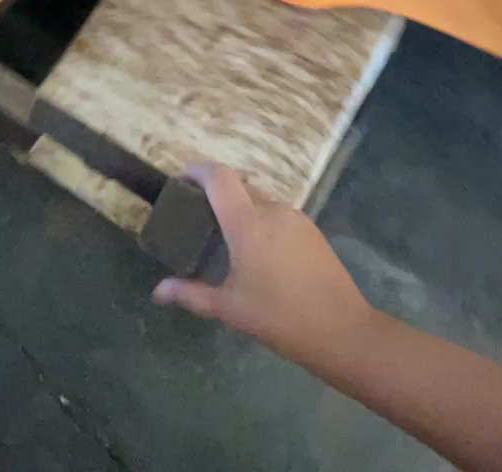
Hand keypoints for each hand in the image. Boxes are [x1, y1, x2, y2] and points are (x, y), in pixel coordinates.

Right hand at [151, 163, 370, 367]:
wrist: (344, 331)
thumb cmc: (280, 317)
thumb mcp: (229, 308)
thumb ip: (191, 294)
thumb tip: (158, 292)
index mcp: (246, 222)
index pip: (218, 176)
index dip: (196, 170)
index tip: (181, 180)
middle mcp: (271, 209)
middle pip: (237, 185)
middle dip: (216, 194)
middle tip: (199, 219)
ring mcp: (295, 217)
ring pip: (259, 200)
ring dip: (240, 210)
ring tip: (227, 239)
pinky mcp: (311, 230)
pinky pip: (277, 214)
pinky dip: (261, 222)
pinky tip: (259, 253)